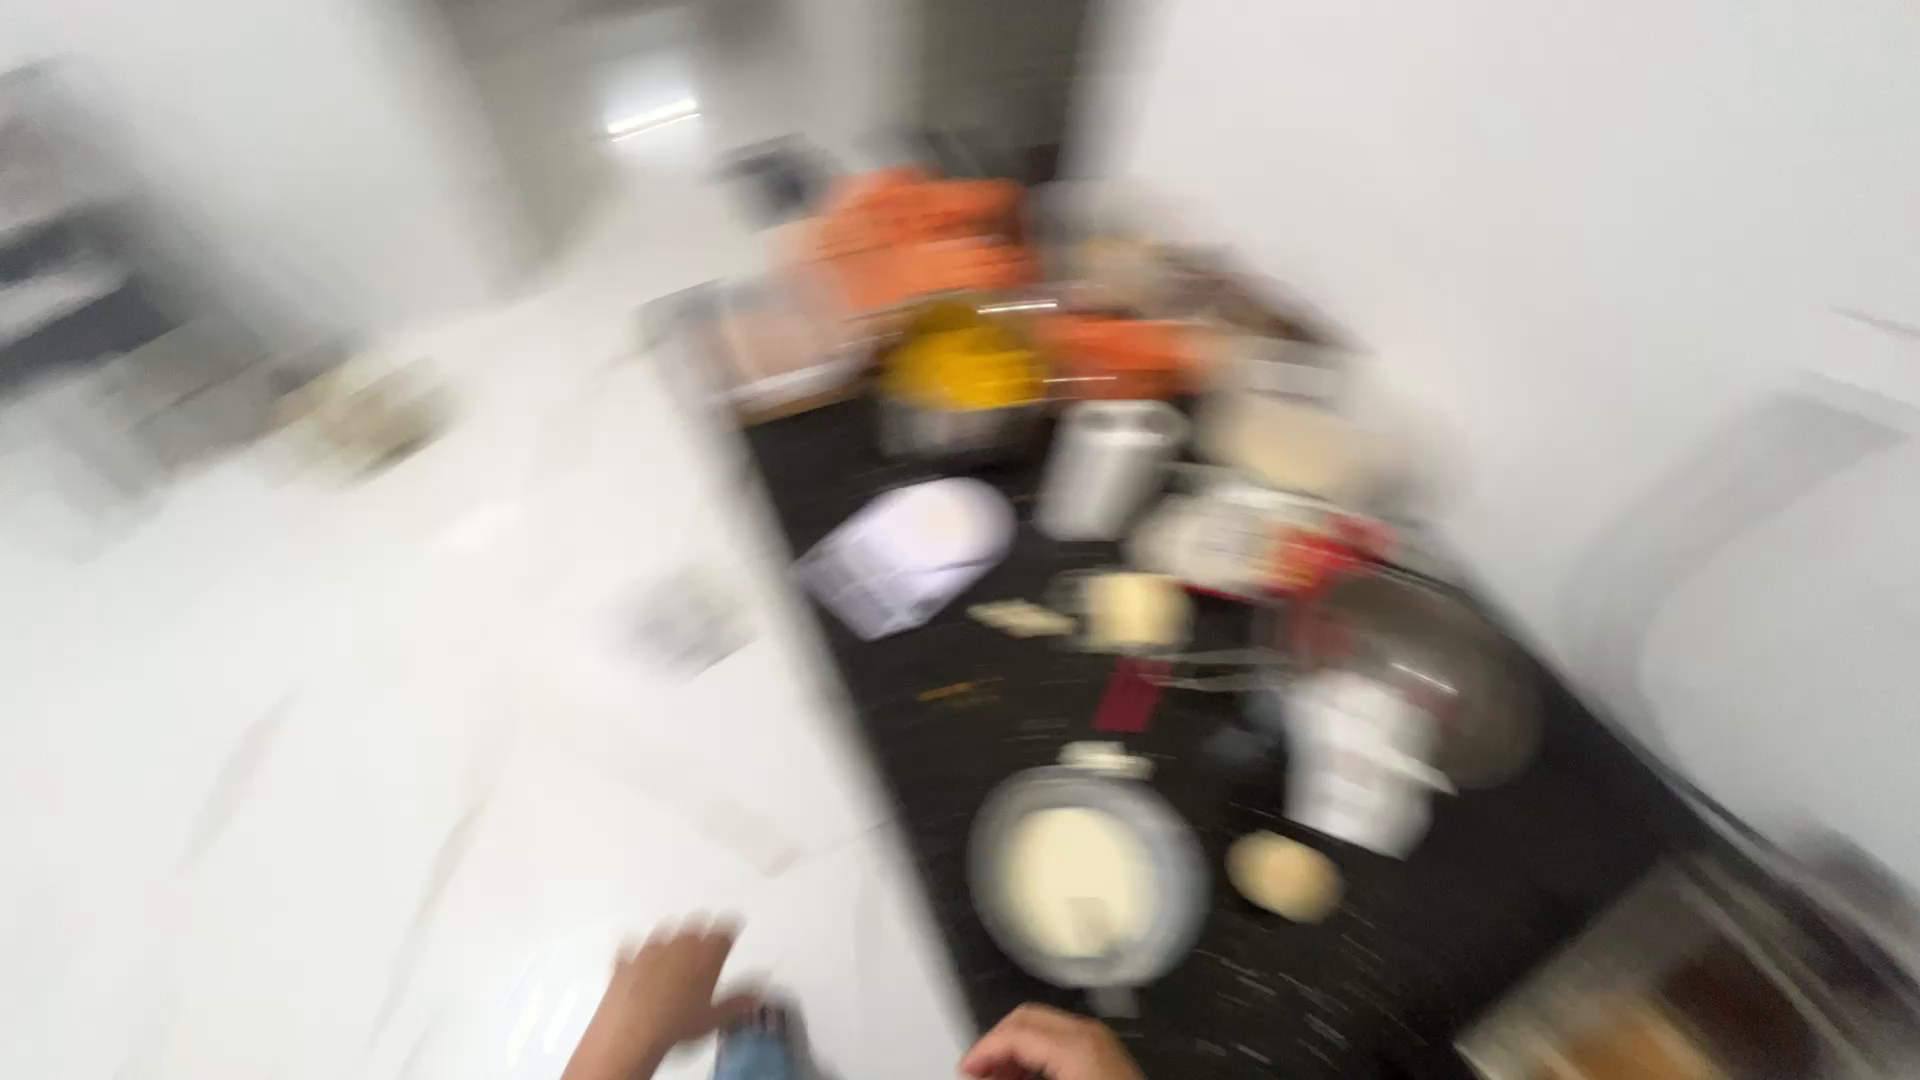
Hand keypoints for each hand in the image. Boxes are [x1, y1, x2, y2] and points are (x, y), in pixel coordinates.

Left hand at [562, 917, 761, 1079]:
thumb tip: (756, 996)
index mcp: (709, 949)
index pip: (727, 928)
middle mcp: (682, 939)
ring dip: (671, 943)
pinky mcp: (626, 959)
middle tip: (703, 954)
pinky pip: (632, 950)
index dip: (730, 932)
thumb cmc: (675, 1025)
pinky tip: (638, 967)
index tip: (731, 934)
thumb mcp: (715, 1018)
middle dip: (701, 935)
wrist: (630, 1034)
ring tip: (672, 965)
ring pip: (667, 933)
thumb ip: (738, 1001)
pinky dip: (636, 957)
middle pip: (697, 924)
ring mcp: (652, 947)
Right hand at [959, 1004, 1146, 1079]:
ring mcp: (1100, 1040)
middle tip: (976, 1070)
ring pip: (1042, 1027)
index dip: (984, 1047)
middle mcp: (1089, 1031)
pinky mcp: (1105, 1053)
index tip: (965, 1066)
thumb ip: (1012, 1077)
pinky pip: (1060, 1042)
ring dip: (1016, 1050)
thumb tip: (982, 1073)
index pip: (1016, 1028)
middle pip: (1027, 1018)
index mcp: (1076, 1041)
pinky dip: (1037, 1055)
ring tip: (996, 1077)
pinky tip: (1026, 1077)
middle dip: (997, 1043)